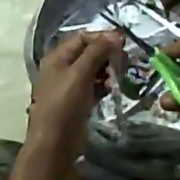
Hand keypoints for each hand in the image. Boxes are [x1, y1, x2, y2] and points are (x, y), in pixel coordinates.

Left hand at [27, 31, 120, 153]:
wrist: (55, 144)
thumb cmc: (64, 105)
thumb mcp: (79, 74)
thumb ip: (96, 52)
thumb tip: (115, 35)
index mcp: (57, 57)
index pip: (82, 37)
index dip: (102, 37)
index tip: (123, 42)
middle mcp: (62, 67)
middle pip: (88, 52)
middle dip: (107, 53)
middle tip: (124, 60)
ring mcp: (70, 85)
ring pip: (93, 69)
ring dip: (107, 69)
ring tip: (119, 75)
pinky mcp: (78, 100)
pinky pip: (94, 85)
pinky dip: (104, 84)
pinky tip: (113, 89)